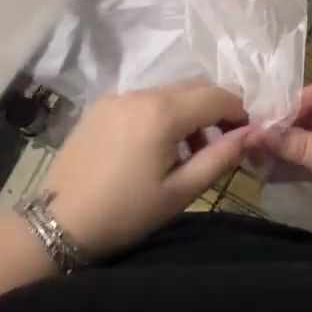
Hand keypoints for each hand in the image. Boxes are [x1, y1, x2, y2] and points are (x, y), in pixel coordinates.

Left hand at [41, 81, 252, 259]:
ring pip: (170, 91)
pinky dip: (162, 113)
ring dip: (188, 111)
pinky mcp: (101, 106)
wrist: (59, 224)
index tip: (246, 134)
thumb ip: (220, 157)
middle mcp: (142, 93)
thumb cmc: (125, 213)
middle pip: (195, 87)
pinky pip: (144, 99)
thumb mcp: (180, 192)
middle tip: (222, 142)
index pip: (218, 96)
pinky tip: (155, 146)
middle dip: (215, 108)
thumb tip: (252, 132)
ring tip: (188, 151)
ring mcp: (118, 96)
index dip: (239, 111)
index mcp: (164, 112)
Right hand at [261, 83, 311, 259]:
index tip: (254, 120)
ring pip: (305, 142)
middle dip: (279, 129)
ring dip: (280, 149)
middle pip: (307, 117)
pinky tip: (263, 172)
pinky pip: (308, 164)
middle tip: (244, 140)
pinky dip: (289, 167)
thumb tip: (256, 132)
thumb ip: (299, 145)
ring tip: (246, 157)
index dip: (286, 105)